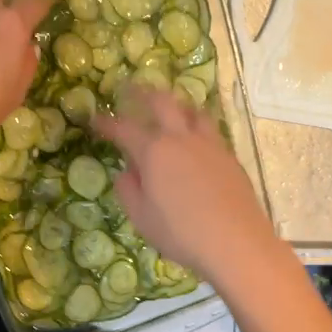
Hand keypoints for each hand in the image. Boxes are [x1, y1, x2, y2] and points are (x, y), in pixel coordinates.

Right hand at [96, 90, 281, 286]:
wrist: (235, 241)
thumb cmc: (181, 233)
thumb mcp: (142, 218)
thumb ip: (128, 190)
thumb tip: (126, 172)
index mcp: (154, 152)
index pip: (125, 129)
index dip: (107, 123)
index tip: (95, 119)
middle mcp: (182, 139)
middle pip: (162, 102)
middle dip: (143, 94)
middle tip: (132, 90)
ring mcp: (209, 144)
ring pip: (192, 110)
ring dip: (176, 104)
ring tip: (170, 109)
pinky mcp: (229, 156)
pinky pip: (209, 129)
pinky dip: (196, 125)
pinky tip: (195, 139)